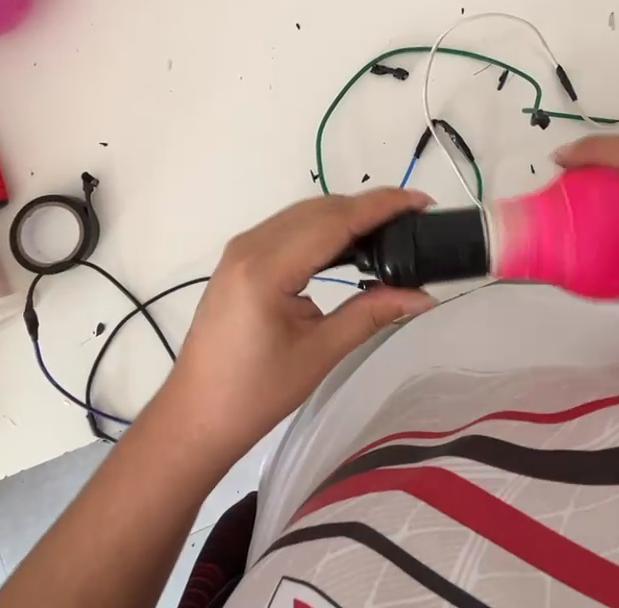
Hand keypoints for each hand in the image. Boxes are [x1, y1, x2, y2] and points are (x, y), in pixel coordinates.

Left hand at [148, 190, 437, 464]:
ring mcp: (241, 248)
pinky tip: (350, 243)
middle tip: (414, 220)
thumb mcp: (320, 352)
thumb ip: (372, 314)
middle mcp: (250, 245)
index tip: (422, 201)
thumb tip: (423, 298)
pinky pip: (290, 226)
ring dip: (348, 215)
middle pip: (320, 209)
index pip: (335, 220)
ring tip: (391, 229)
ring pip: (305, 213)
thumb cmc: (255, 393)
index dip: (382, 206)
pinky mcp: (240, 257)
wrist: (195, 416)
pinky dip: (325, 227)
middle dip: (370, 208)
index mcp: (267, 268)